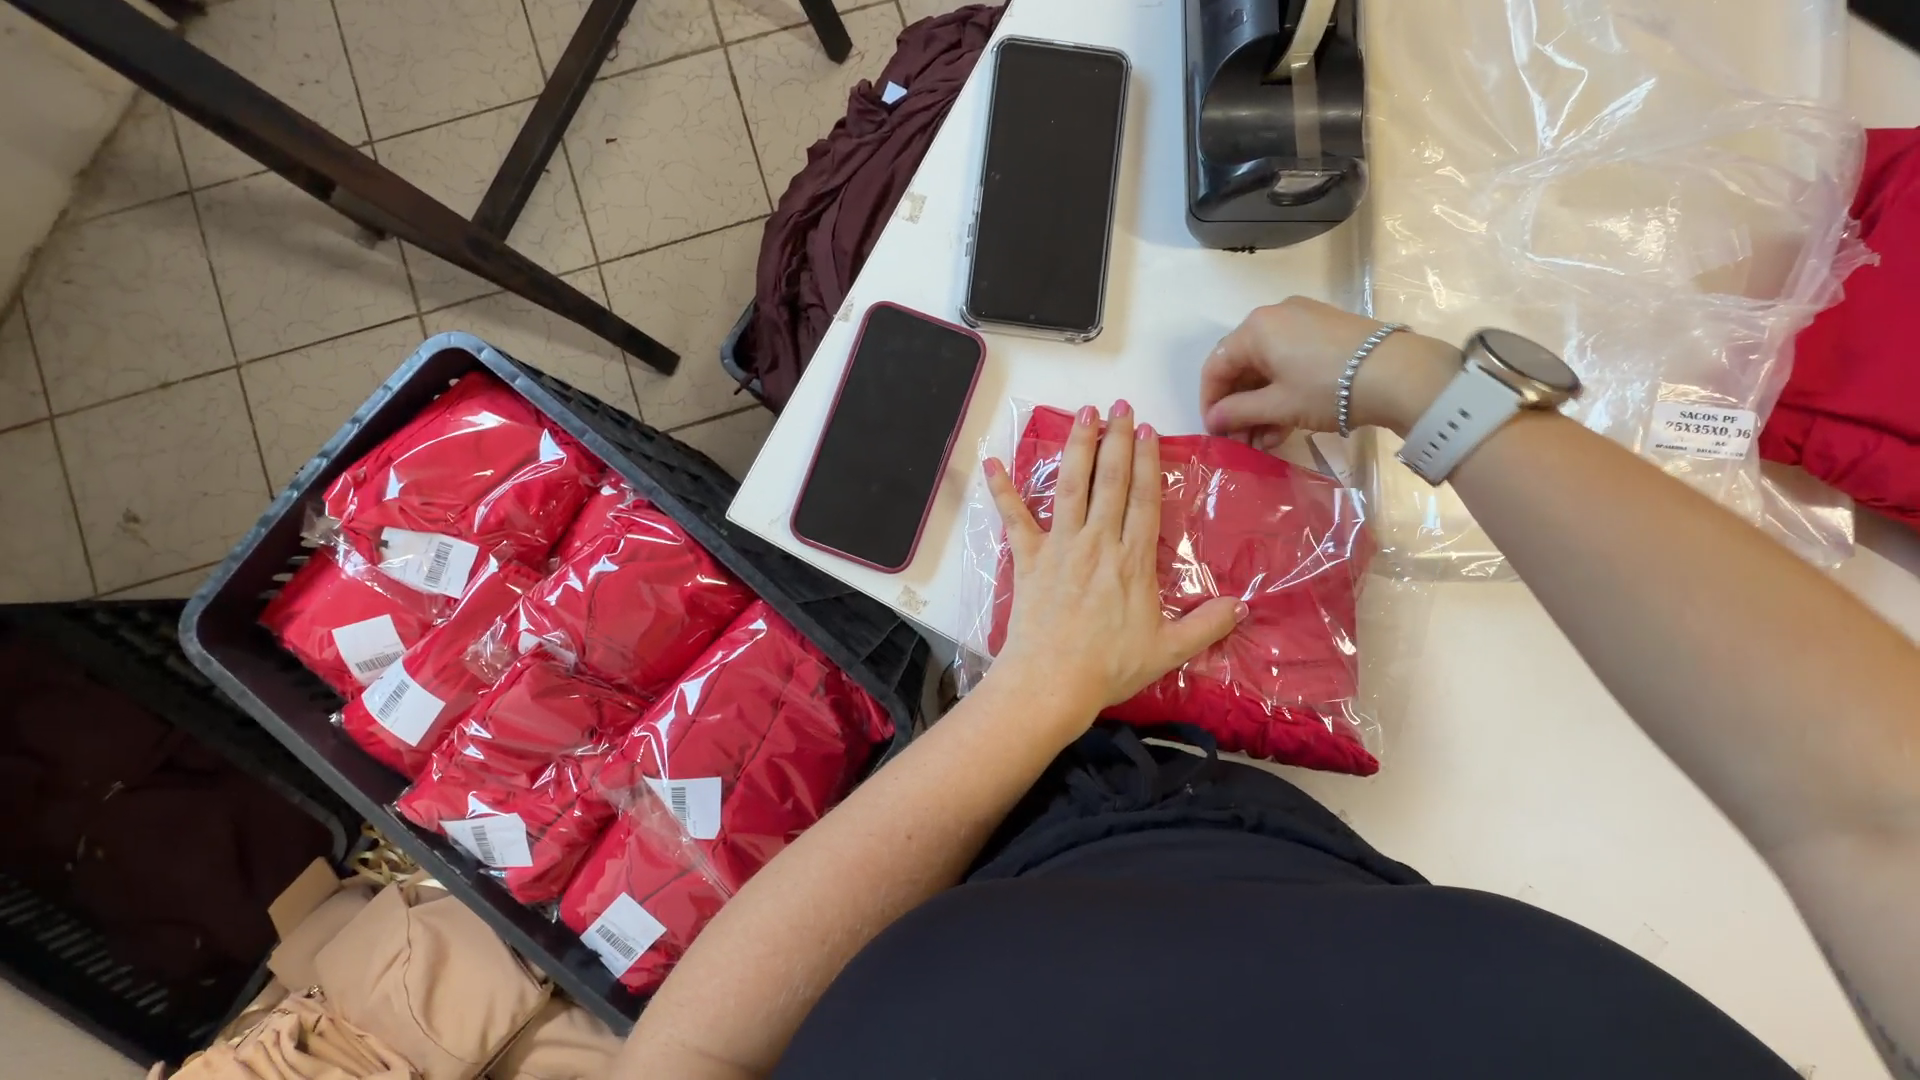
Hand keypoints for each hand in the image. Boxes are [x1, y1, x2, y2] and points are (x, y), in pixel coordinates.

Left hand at [983, 402, 1246, 722]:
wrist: (1052, 681)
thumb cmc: (1109, 667)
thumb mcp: (1168, 650)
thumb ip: (1207, 625)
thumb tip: (1244, 605)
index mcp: (1132, 560)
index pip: (1144, 499)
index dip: (1147, 462)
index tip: (1147, 430)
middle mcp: (1097, 542)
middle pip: (1110, 481)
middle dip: (1115, 440)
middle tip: (1119, 406)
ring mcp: (1060, 547)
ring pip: (1071, 486)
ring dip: (1077, 447)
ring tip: (1082, 414)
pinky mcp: (1028, 559)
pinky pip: (1014, 519)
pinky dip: (1002, 490)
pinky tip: (991, 462)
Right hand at [1200, 296, 1460, 446]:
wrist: (1401, 374)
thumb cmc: (1327, 388)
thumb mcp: (1278, 405)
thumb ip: (1237, 412)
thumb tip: (1213, 420)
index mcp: (1256, 328)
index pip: (1216, 366)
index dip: (1210, 403)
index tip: (1215, 433)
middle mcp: (1276, 316)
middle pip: (1242, 367)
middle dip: (1238, 408)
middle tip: (1241, 441)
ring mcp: (1305, 321)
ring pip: (1268, 368)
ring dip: (1261, 406)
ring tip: (1265, 440)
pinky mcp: (1328, 332)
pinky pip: (1291, 362)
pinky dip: (1283, 392)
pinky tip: (1286, 424)